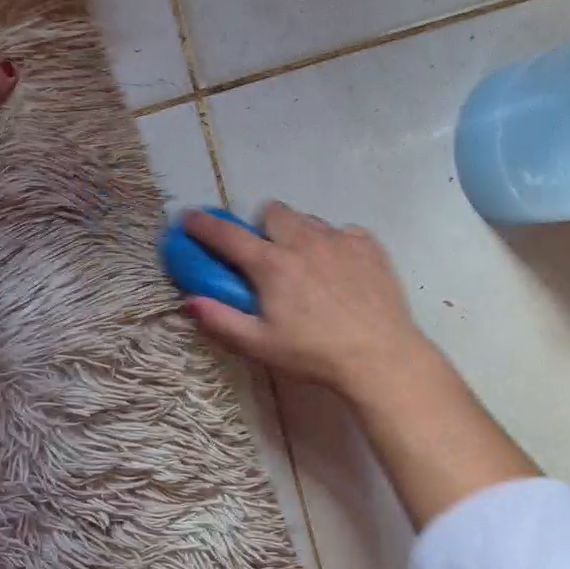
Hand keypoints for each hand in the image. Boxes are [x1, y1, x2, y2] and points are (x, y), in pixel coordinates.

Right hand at [182, 201, 538, 528]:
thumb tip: (190, 301)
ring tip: (303, 265)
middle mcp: (304, 241)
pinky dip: (331, 244)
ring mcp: (339, 240)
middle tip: (263, 255)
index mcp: (272, 265)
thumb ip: (220, 320)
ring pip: (307, 220)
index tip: (189, 218)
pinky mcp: (369, 246)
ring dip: (296, 234)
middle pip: (273, 212)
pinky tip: (336, 272)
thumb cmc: (313, 354)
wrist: (380, 356)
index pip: (228, 235)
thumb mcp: (258, 344)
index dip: (203, 225)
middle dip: (261, 226)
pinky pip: (341, 232)